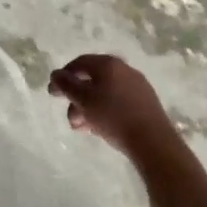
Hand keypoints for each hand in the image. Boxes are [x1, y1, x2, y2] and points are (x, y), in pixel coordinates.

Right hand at [48, 54, 179, 158]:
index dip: (63, 77)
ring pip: (105, 94)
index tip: (53, 94)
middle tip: (71, 118)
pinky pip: (119, 103)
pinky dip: (106, 112)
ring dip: (90, 109)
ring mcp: (138, 87)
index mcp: (108, 64)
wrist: (154, 143)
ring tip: (84, 128)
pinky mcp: (147, 104)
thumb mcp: (83, 99)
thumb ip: (66, 85)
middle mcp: (124, 70)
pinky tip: (101, 128)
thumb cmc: (113, 116)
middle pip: (92, 81)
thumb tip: (56, 74)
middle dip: (77, 99)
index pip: (79, 63)